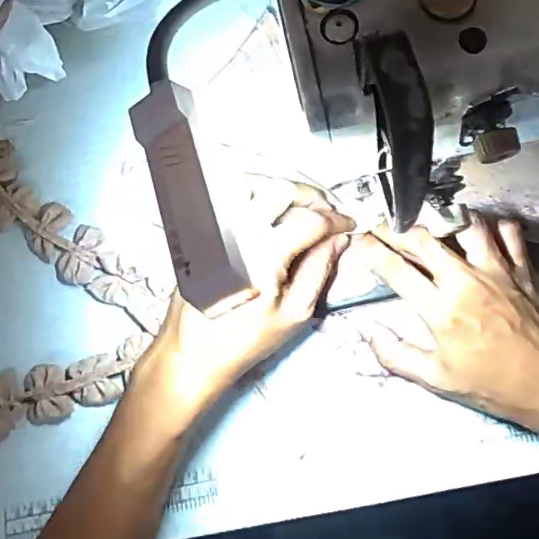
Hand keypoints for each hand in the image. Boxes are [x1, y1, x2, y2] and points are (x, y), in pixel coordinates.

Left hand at [131, 180, 352, 425]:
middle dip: (311, 197)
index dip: (336, 219)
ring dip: (281, 192)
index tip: (346, 224)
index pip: (310, 221)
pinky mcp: (201, 232)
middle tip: (325, 213)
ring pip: (252, 185)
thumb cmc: (240, 341)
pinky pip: (230, 199)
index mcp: (263, 257)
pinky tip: (269, 214)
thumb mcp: (295, 312)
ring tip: (298, 210)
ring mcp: (214, 230)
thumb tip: (338, 239)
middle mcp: (235, 235)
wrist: (191, 353)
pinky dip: (255, 196)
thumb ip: (320, 269)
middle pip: (281, 190)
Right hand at [350, 214, 538, 429]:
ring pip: (467, 226)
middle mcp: (465, 281)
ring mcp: (497, 270)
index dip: (373, 250)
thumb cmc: (494, 386)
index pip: (397, 271)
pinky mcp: (523, 268)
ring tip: (434, 221)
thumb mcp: (439, 381)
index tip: (360, 238)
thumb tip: (370, 333)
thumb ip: (399, 356)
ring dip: (446, 220)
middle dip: (398, 228)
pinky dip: (496, 227)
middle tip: (386, 226)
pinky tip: (487, 230)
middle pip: (425, 239)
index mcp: (441, 310)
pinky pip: (509, 234)